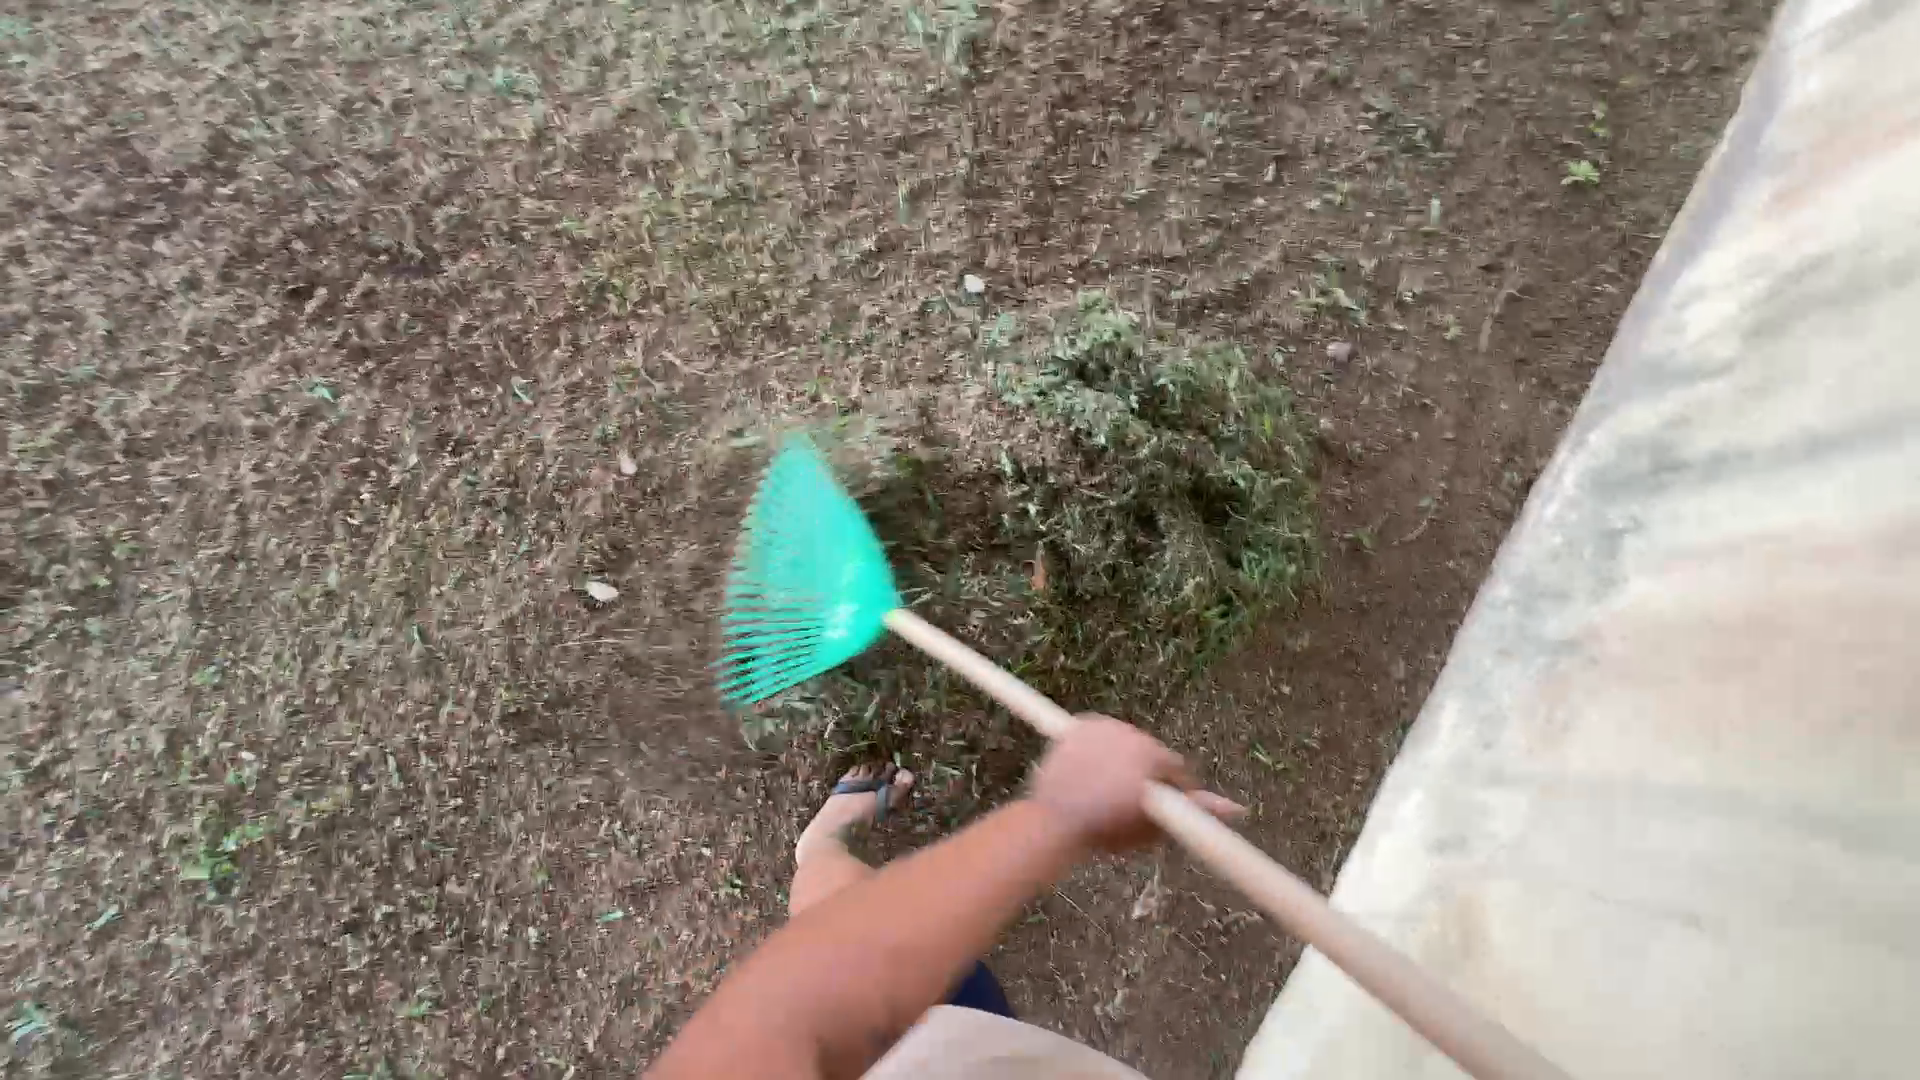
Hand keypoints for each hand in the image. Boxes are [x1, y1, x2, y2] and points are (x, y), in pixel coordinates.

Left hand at [1028, 714, 1242, 851]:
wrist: (1056, 818)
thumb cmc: (1107, 830)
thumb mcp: (1154, 827)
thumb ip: (1195, 813)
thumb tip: (1238, 809)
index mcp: (1153, 757)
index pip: (1176, 770)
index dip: (1169, 790)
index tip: (1157, 806)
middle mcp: (1132, 733)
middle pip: (1149, 751)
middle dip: (1144, 771)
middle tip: (1127, 798)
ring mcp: (1105, 726)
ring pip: (1125, 741)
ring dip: (1123, 756)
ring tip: (1106, 785)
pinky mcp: (1083, 723)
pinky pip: (1102, 733)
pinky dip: (1100, 745)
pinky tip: (1093, 767)